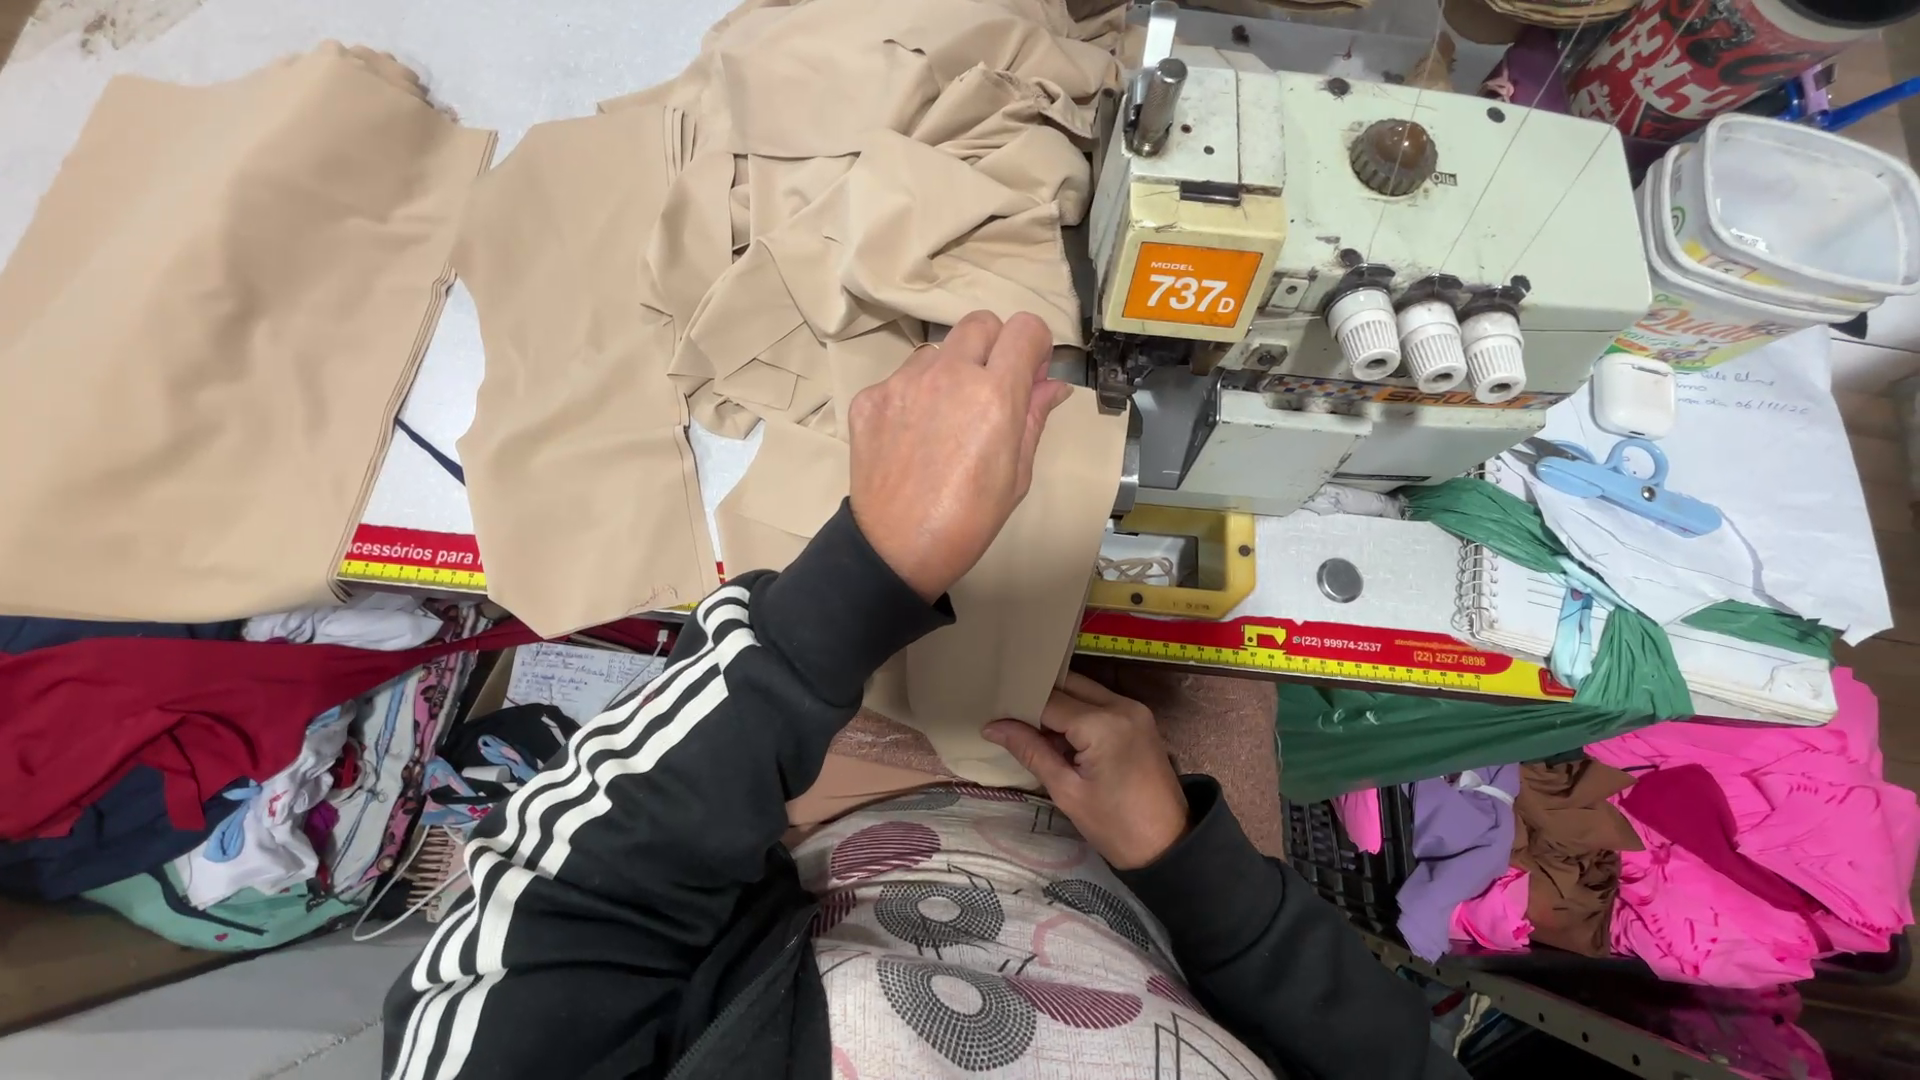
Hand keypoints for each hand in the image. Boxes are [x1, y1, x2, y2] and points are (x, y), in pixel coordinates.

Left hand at [848, 310, 1072, 601]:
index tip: (1031, 370)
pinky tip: (913, 436)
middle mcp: (947, 375)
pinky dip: (914, 396)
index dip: (1034, 345)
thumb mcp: (1016, 474)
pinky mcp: (870, 399)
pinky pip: (901, 378)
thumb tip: (1052, 385)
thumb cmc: (968, 520)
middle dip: (995, 347)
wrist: (897, 550)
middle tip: (993, 388)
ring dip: (951, 371)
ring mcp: (902, 383)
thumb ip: (1033, 418)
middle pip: (980, 324)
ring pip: (937, 351)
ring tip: (947, 419)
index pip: (1025, 328)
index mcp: (994, 395)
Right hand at [981, 673, 1188, 869]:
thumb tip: (993, 727)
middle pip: (1067, 684)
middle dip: (1039, 698)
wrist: (1170, 846)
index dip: (1020, 709)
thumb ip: (1031, 751)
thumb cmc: (1115, 826)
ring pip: (1084, 689)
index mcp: (1102, 724)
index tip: (994, 718)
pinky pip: (1099, 701)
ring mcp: (1134, 709)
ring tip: (1030, 726)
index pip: (1049, 701)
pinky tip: (1059, 733)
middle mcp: (1121, 705)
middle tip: (1009, 716)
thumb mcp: (1066, 791)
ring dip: (1058, 702)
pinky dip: (1078, 710)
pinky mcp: (1140, 718)